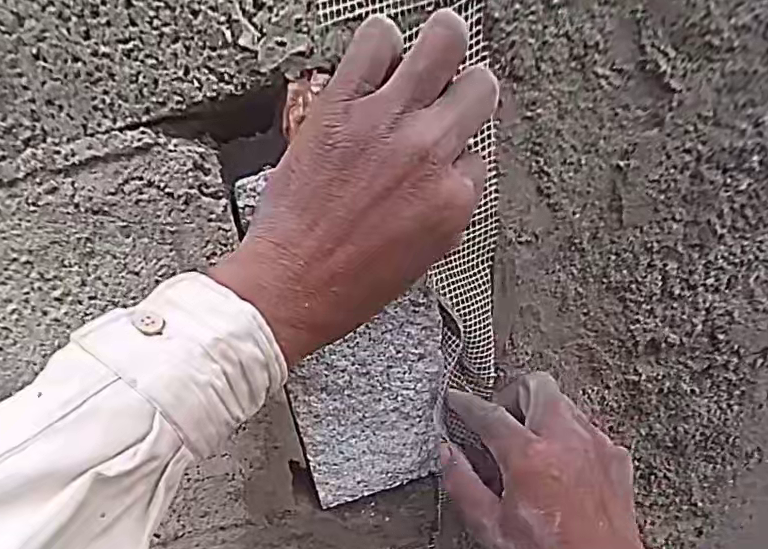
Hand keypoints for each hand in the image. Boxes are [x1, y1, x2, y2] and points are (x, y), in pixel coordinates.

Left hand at [208, 10, 498, 365]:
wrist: (288, 288)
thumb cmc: (341, 291)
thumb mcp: (412, 267)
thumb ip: (437, 217)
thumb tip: (443, 191)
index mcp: (451, 204)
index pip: (476, 158)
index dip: (454, 162)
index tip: (433, 169)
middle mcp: (430, 155)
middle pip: (479, 88)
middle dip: (462, 96)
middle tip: (437, 107)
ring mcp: (389, 124)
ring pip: (445, 38)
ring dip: (436, 51)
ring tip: (413, 72)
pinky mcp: (344, 105)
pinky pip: (377, 37)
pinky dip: (378, 46)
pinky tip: (370, 71)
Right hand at [441, 373, 681, 548]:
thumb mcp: (489, 525)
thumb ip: (462, 483)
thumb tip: (447, 453)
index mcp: (528, 456)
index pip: (489, 413)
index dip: (465, 404)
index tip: (455, 401)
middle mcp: (564, 439)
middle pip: (536, 385)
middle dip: (511, 395)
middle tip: (498, 422)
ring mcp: (594, 443)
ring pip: (563, 402)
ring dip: (538, 413)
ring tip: (525, 447)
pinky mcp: (613, 455)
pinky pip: (584, 427)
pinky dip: (564, 435)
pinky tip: (555, 466)